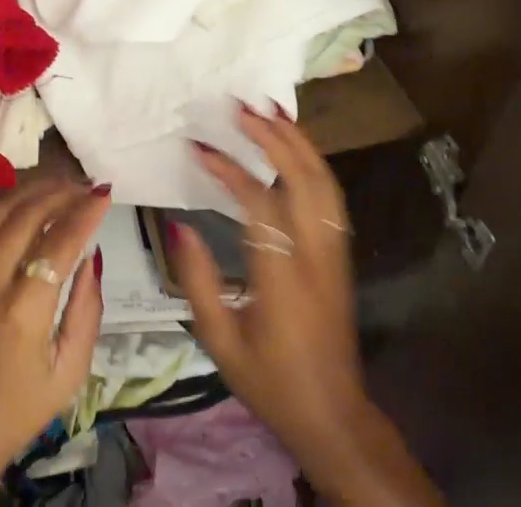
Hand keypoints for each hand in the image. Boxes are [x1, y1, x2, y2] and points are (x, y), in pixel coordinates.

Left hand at [0, 179, 111, 505]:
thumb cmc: (16, 413)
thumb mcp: (69, 372)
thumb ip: (86, 310)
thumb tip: (91, 257)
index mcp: (21, 313)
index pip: (59, 243)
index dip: (85, 213)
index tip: (105, 192)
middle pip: (25, 217)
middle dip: (60, 193)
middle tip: (85, 185)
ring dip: (29, 194)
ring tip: (59, 187)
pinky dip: (1, 213)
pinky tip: (21, 209)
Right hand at [173, 107, 442, 505]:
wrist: (333, 415)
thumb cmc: (271, 382)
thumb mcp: (220, 340)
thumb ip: (198, 280)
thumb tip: (179, 224)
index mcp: (284, 278)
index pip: (260, 204)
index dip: (230, 169)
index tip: (200, 147)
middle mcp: (317, 256)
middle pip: (305, 180)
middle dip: (275, 137)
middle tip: (242, 106)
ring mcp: (336, 255)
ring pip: (326, 184)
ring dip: (299, 143)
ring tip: (270, 112)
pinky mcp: (341, 257)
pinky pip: (331, 198)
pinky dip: (313, 164)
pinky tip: (293, 150)